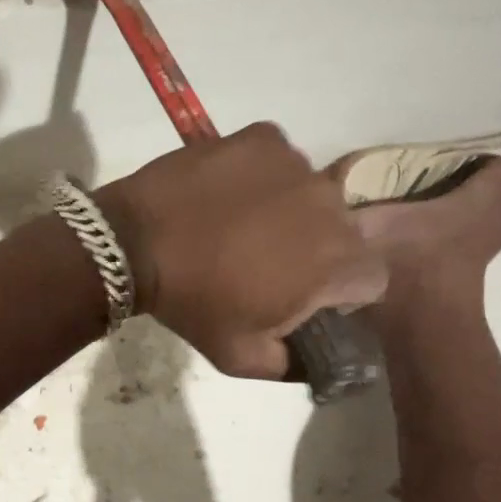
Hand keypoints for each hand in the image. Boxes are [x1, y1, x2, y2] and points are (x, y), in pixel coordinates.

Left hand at [96, 122, 384, 378]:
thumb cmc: (191, 302)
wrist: (131, 244)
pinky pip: (277, 159)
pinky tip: (225, 193)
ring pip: (310, 192)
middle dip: (313, 249)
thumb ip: (290, 364)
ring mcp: (297, 164)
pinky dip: (260, 174)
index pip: (369, 279)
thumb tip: (313, 359)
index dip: (339, 293)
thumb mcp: (240, 356)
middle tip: (263, 262)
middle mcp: (332, 204)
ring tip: (238, 225)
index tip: (302, 296)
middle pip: (341, 232)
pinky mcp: (262, 137)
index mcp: (338, 261)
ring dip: (286, 209)